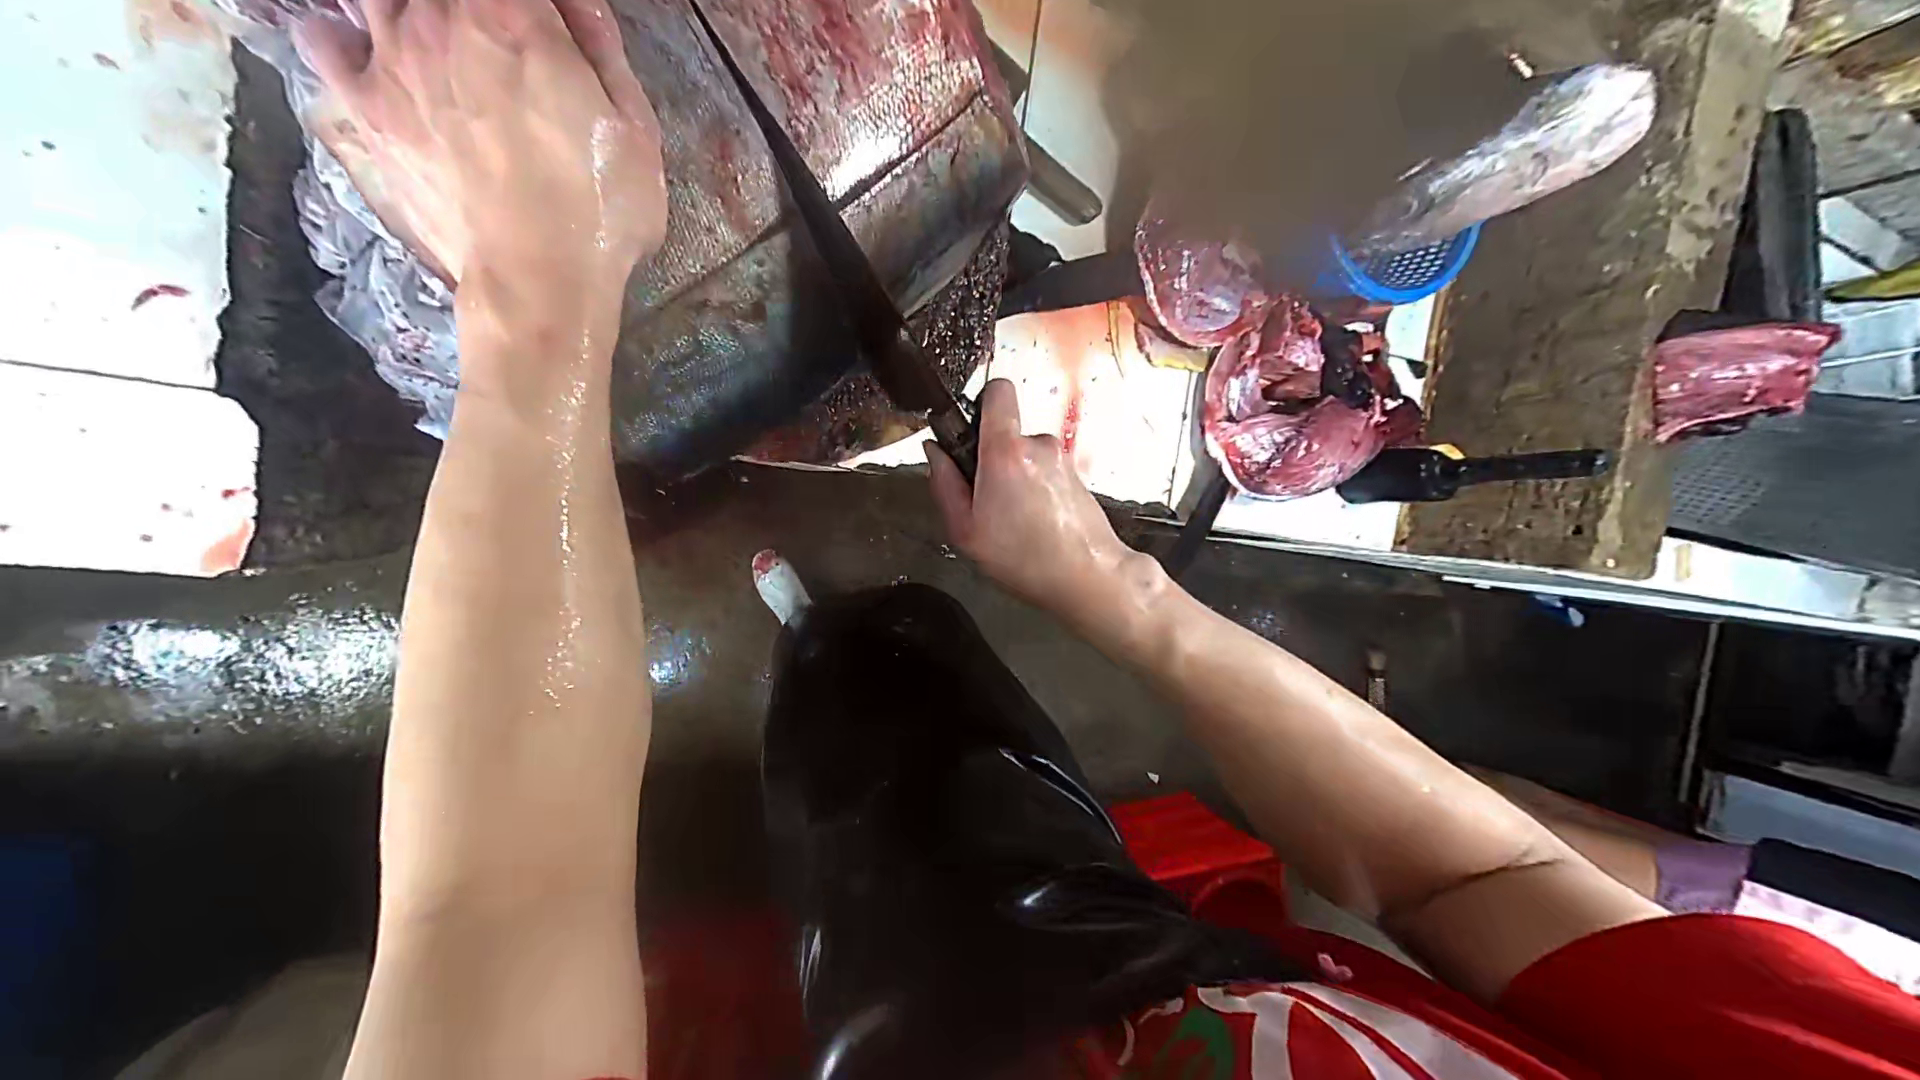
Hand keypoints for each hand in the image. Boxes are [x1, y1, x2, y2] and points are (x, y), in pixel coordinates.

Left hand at [295, 0, 667, 297]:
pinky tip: (382, 63)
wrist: (540, 283)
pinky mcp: (365, 107)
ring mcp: (391, 57)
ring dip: (421, 20)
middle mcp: (440, 15)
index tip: (569, 40)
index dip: (551, 12)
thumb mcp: (639, 135)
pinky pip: (323, 37)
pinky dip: (347, 39)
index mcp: (514, 14)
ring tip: (452, 58)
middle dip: (486, 20)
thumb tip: (578, 6)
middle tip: (515, 69)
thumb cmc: (603, 213)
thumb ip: (605, 53)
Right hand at [927, 380, 1146, 621]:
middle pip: (1006, 432)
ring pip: (1025, 454)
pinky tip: (1035, 522)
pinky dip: (1035, 488)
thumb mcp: (965, 531)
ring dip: (1015, 477)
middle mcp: (1037, 445)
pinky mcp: (1076, 473)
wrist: (1086, 576)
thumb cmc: (1024, 558)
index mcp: (1005, 452)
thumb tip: (934, 452)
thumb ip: (944, 484)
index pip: (998, 391)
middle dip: (992, 458)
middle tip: (988, 501)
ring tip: (1014, 519)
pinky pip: (1043, 470)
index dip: (981, 403)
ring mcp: (1061, 458)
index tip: (971, 432)